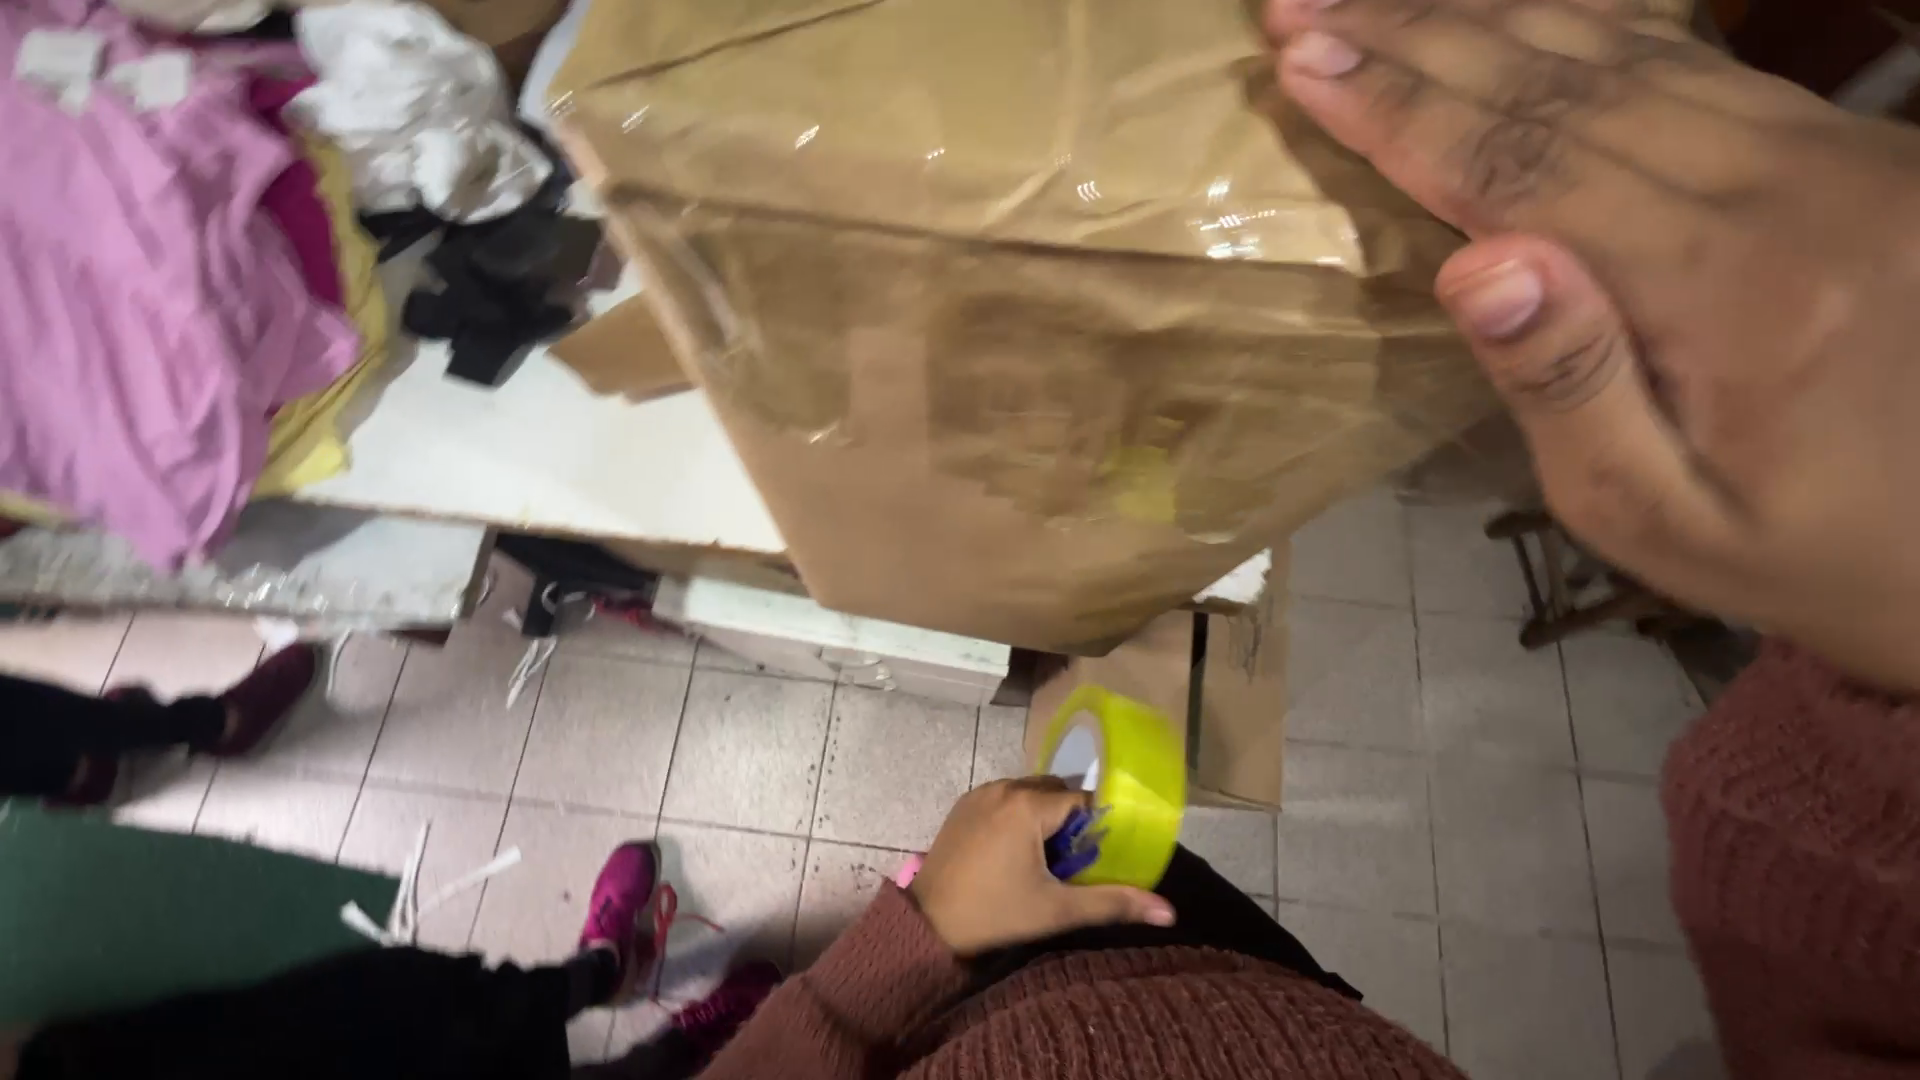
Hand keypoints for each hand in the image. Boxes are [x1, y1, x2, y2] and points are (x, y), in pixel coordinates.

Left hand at [908, 778, 1174, 956]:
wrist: (929, 921)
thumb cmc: (996, 913)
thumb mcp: (1057, 910)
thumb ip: (1113, 903)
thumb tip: (1169, 911)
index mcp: (1028, 804)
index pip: (1081, 800)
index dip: (1096, 824)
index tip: (1101, 853)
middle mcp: (1005, 787)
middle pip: (1055, 790)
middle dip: (1069, 818)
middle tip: (1072, 859)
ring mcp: (980, 792)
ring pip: (1028, 791)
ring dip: (1043, 814)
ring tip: (1044, 857)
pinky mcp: (964, 803)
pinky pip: (1004, 797)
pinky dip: (1017, 814)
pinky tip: (1014, 851)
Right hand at [1266, 0, 1919, 689]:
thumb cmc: (1792, 547)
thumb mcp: (1644, 506)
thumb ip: (1563, 384)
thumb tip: (1476, 265)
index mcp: (1727, 285)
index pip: (1519, 166)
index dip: (1399, 110)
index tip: (1303, 64)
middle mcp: (1782, 183)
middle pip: (1558, 83)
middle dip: (1412, 39)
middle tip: (1301, 7)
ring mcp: (1824, 148)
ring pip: (1615, 50)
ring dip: (1475, 18)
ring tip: (1372, 0)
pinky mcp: (1835, 146)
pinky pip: (1675, 60)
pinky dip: (1572, 25)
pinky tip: (1507, 14)